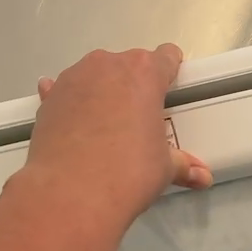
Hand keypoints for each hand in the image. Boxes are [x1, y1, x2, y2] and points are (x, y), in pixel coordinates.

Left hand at [23, 45, 212, 223]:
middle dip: (135, 86)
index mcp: (144, 73)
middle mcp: (107, 65)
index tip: (169, 91)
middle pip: (128, 65)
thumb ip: (183, 165)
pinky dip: (71, 101)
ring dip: (103, 92)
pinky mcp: (49, 98)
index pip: (166, 57)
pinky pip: (63, 90)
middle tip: (140, 120)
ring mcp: (73, 78)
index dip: (171, 72)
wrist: (72, 193)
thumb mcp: (164, 169)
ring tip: (107, 127)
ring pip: (95, 75)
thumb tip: (202, 177)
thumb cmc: (128, 173)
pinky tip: (73, 121)